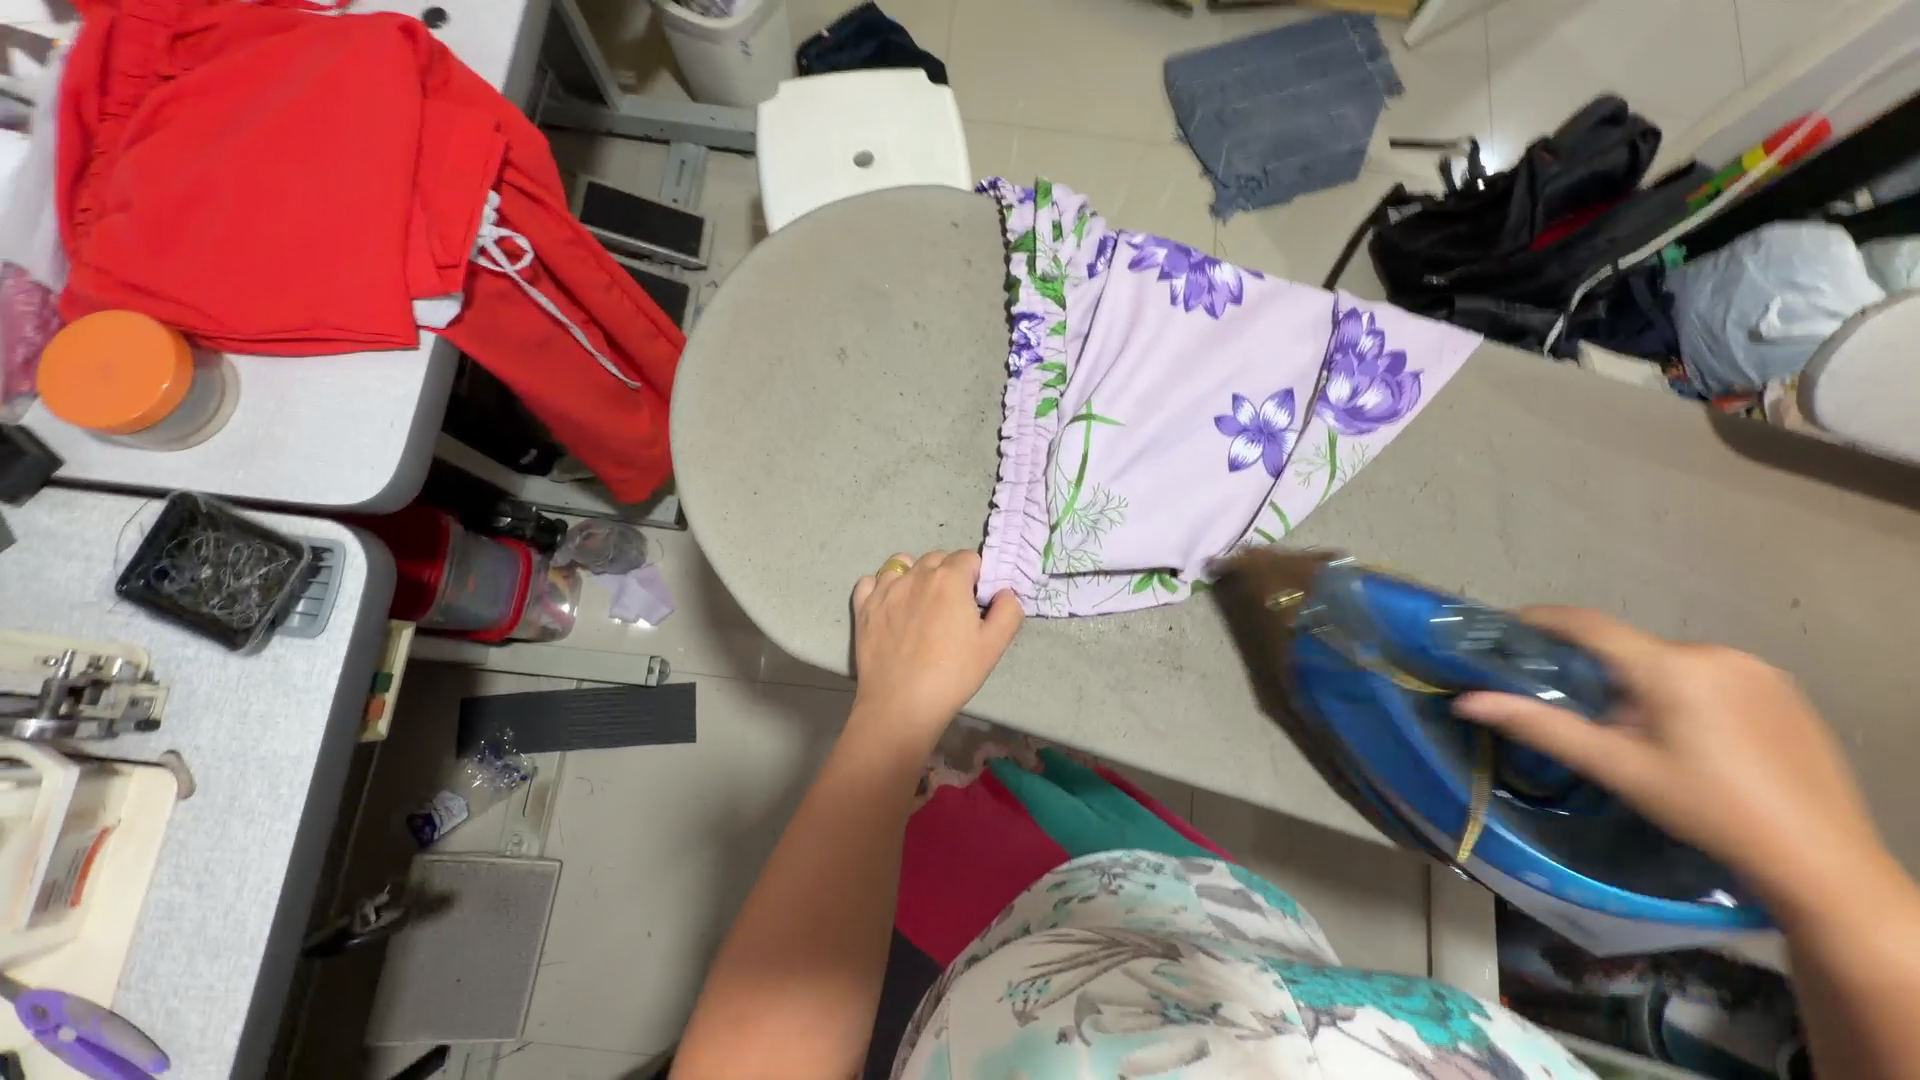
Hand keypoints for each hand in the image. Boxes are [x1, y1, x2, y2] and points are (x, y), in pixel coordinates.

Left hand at [849, 551, 1022, 744]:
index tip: (977, 604)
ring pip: (903, 564)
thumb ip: (1008, 611)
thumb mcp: (994, 646)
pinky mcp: (863, 607)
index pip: (969, 558)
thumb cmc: (952, 675)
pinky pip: (871, 581)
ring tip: (922, 604)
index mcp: (949, 579)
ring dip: (916, 575)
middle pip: (938, 559)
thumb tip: (1004, 592)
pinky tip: (891, 606)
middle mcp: (915, 575)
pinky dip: (882, 587)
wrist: (901, 705)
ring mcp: (885, 590)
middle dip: (950, 574)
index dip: (977, 578)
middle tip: (954, 609)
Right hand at [1452, 607, 1888, 919]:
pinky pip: (1706, 673)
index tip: (1501, 628)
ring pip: (1666, 661)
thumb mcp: (1616, 768)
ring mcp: (1755, 668)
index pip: (1587, 624)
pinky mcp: (1782, 687)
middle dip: (1592, 668)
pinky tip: (1685, 735)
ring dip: (1636, 682)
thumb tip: (1468, 701)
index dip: (1539, 620)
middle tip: (1568, 703)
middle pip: (1627, 647)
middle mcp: (1715, 653)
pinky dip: (1677, 690)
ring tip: (1629, 728)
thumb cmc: (1706, 810)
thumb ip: (1540, 726)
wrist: (1820, 859)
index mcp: (1672, 667)